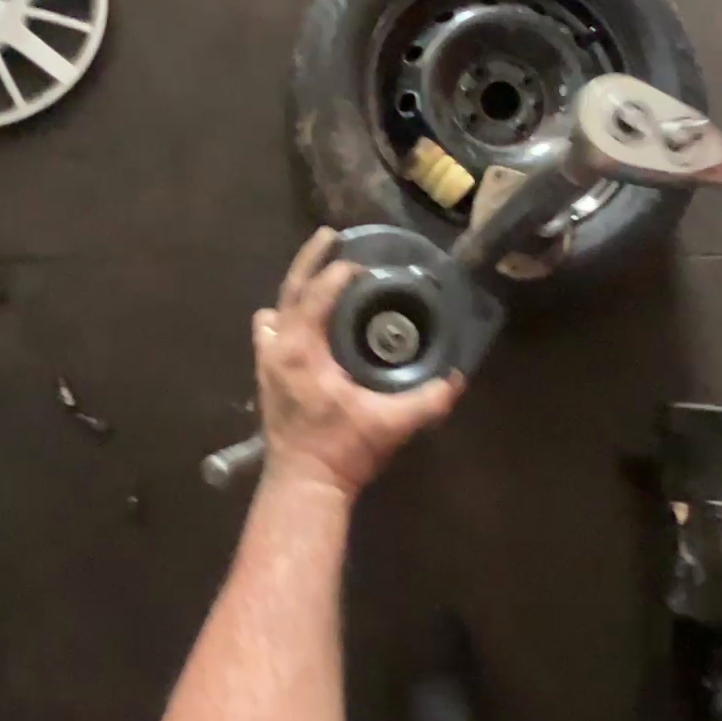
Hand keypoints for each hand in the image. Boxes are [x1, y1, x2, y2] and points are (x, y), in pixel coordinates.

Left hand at [252, 228, 465, 496]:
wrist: (304, 485)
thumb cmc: (342, 451)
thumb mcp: (389, 425)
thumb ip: (426, 401)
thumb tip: (456, 380)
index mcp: (303, 351)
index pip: (317, 294)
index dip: (339, 273)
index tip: (363, 265)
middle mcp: (279, 348)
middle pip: (289, 290)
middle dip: (310, 260)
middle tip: (330, 235)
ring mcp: (266, 361)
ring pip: (274, 309)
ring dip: (295, 290)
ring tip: (321, 278)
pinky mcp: (265, 374)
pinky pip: (267, 333)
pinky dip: (282, 318)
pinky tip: (304, 321)